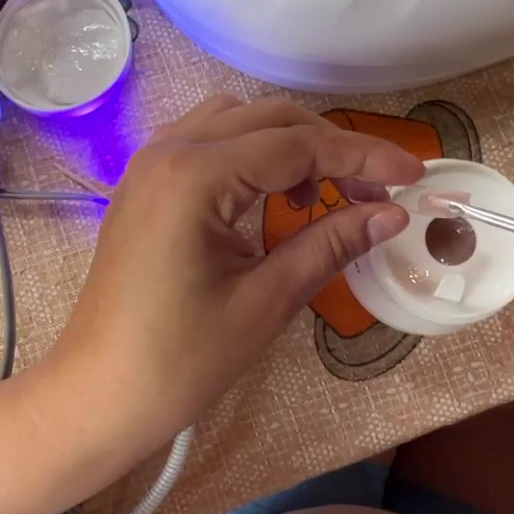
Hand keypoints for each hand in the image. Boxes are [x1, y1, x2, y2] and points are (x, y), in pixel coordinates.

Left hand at [50, 95, 423, 445]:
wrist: (99, 394)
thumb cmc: (181, 359)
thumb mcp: (266, 300)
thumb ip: (330, 244)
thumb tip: (392, 213)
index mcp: (197, 174)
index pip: (297, 145)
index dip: (362, 156)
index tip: (414, 174)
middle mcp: (169, 150)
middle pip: (268, 119)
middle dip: (329, 146)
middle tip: (376, 190)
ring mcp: (149, 163)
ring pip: (235, 121)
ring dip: (286, 143)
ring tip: (319, 195)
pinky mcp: (143, 185)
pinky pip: (205, 142)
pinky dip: (248, 153)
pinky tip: (268, 196)